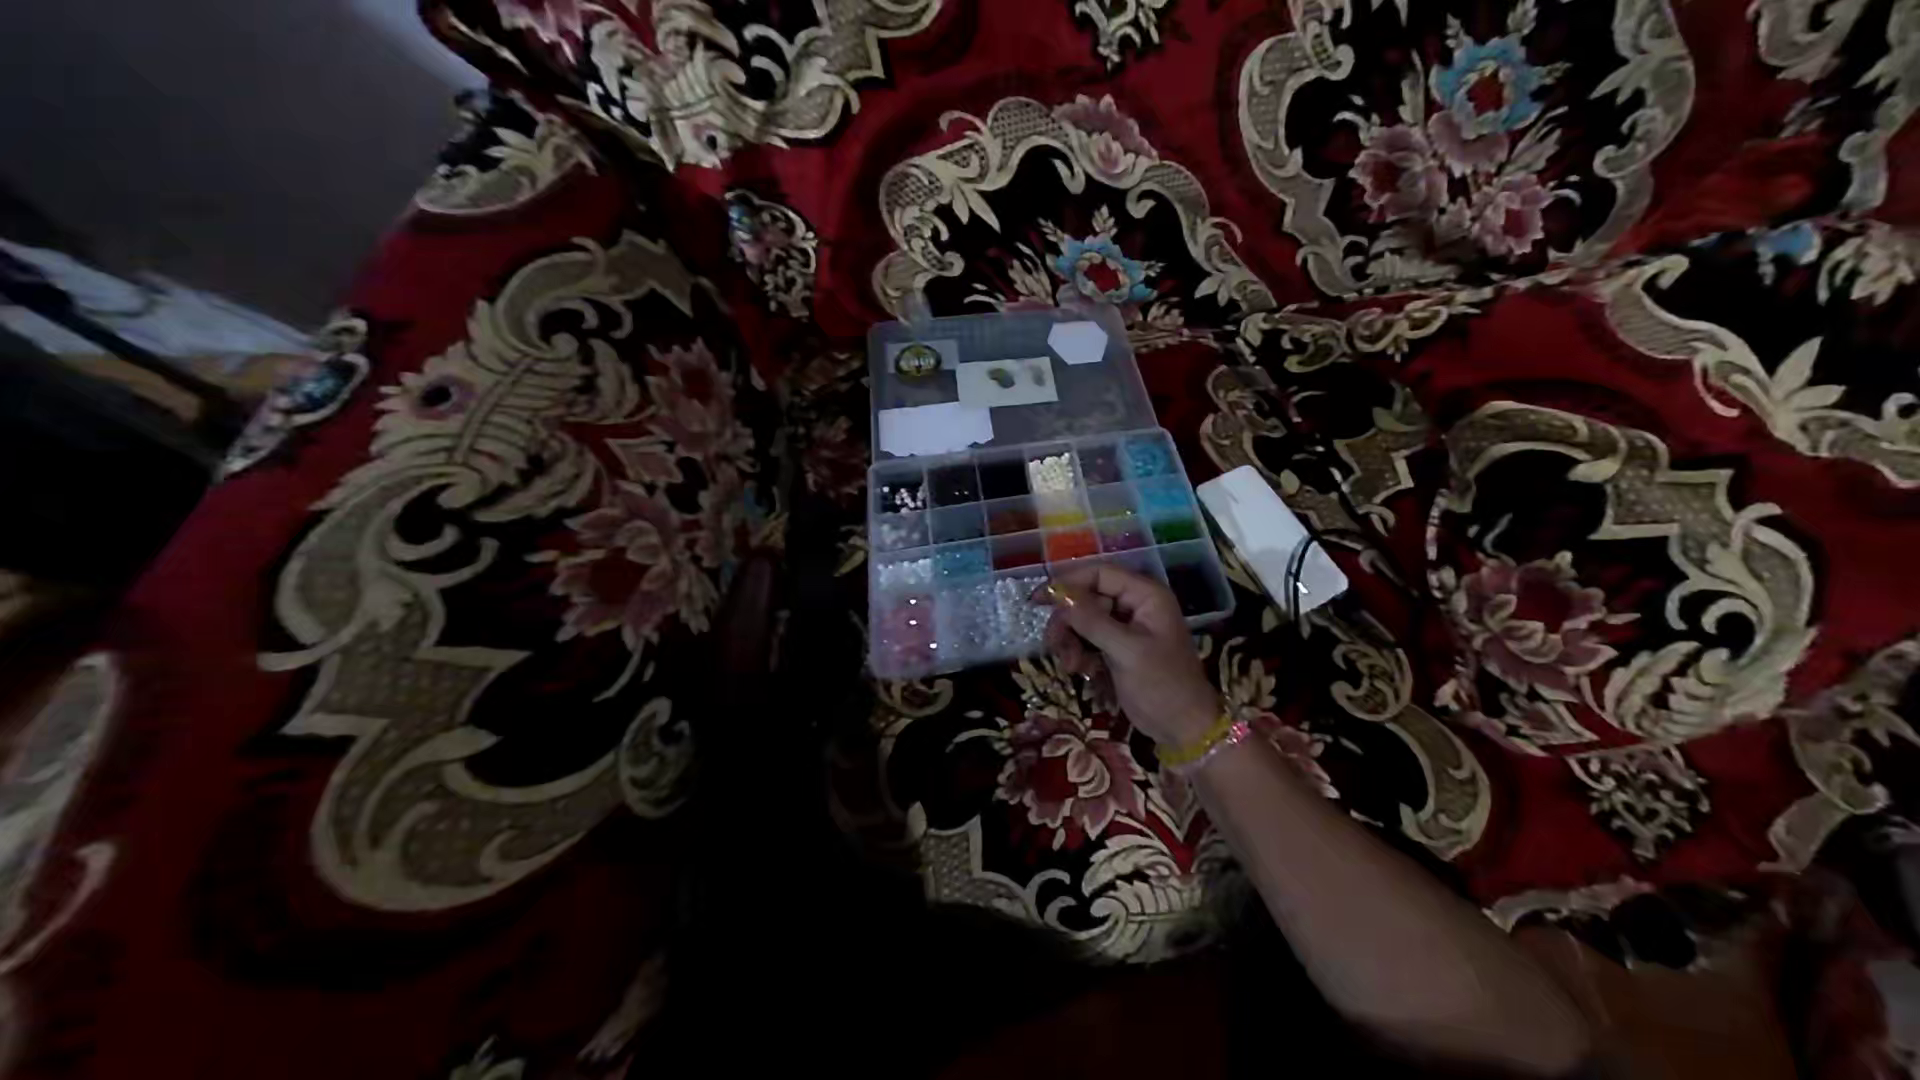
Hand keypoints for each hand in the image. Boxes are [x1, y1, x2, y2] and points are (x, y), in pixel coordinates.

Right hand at [1036, 564, 1220, 747]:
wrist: (1183, 727)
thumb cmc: (1163, 684)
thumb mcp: (1126, 651)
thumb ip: (1092, 621)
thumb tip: (1058, 595)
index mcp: (1146, 596)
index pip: (1100, 574)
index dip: (1068, 582)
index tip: (1039, 599)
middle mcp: (1135, 605)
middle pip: (1087, 597)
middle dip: (1068, 621)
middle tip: (1053, 643)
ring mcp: (1126, 627)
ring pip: (1083, 620)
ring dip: (1071, 640)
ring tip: (1070, 665)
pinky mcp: (1117, 648)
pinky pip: (1088, 639)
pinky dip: (1080, 653)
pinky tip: (1082, 671)